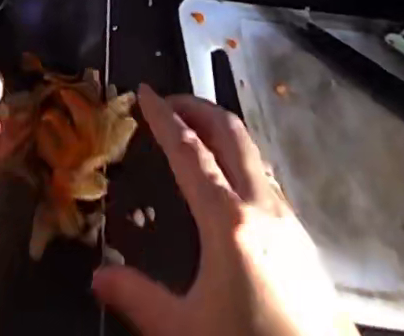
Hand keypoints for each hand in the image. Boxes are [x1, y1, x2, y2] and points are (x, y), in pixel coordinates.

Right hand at [93, 86, 353, 335]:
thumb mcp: (186, 333)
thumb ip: (139, 299)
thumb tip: (97, 277)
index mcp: (228, 221)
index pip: (188, 150)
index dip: (163, 117)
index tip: (144, 91)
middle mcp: (262, 208)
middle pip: (230, 133)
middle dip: (197, 108)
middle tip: (167, 104)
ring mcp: (290, 223)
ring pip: (253, 154)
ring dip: (220, 133)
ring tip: (192, 138)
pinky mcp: (306, 244)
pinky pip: (266, 182)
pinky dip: (239, 163)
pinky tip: (227, 188)